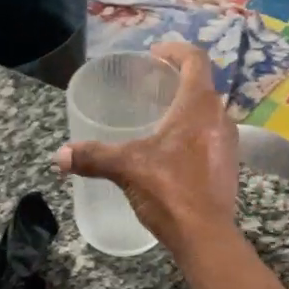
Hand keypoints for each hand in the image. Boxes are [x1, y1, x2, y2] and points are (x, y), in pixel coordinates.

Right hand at [56, 41, 239, 251]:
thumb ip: (94, 157)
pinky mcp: (228, 170)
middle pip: (202, 88)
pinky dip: (194, 139)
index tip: (155, 55)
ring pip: (208, 116)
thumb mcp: (127, 169)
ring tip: (163, 123)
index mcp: (198, 105)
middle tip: (154, 90)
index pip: (194, 60)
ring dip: (188, 113)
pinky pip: (211, 142)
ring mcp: (228, 145)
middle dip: (178, 84)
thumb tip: (60, 156)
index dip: (175, 51)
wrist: (205, 237)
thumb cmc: (170, 191)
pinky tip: (175, 157)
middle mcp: (220, 117)